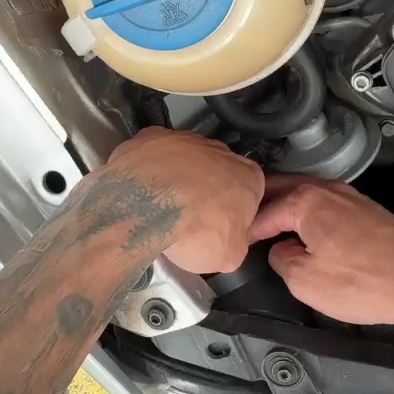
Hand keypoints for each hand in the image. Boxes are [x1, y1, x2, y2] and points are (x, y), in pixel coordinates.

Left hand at [90, 128, 263, 273]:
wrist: (146, 208)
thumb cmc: (194, 230)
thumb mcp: (229, 257)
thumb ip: (236, 242)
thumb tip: (230, 241)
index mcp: (248, 177)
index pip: (250, 193)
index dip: (235, 211)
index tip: (221, 226)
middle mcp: (221, 151)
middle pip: (219, 172)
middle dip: (207, 191)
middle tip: (191, 218)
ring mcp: (186, 140)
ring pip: (187, 160)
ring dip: (179, 178)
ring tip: (162, 206)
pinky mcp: (154, 136)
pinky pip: (157, 152)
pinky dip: (152, 167)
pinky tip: (143, 188)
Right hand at [246, 175, 393, 329]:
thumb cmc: (368, 283)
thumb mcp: (305, 281)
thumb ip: (281, 260)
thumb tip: (281, 251)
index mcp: (307, 201)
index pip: (263, 211)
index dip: (245, 229)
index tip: (235, 240)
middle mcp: (329, 190)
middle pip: (283, 189)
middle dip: (261, 203)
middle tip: (243, 221)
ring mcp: (351, 198)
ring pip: (306, 194)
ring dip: (286, 205)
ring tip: (270, 225)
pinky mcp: (368, 212)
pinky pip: (327, 205)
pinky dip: (309, 214)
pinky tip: (307, 232)